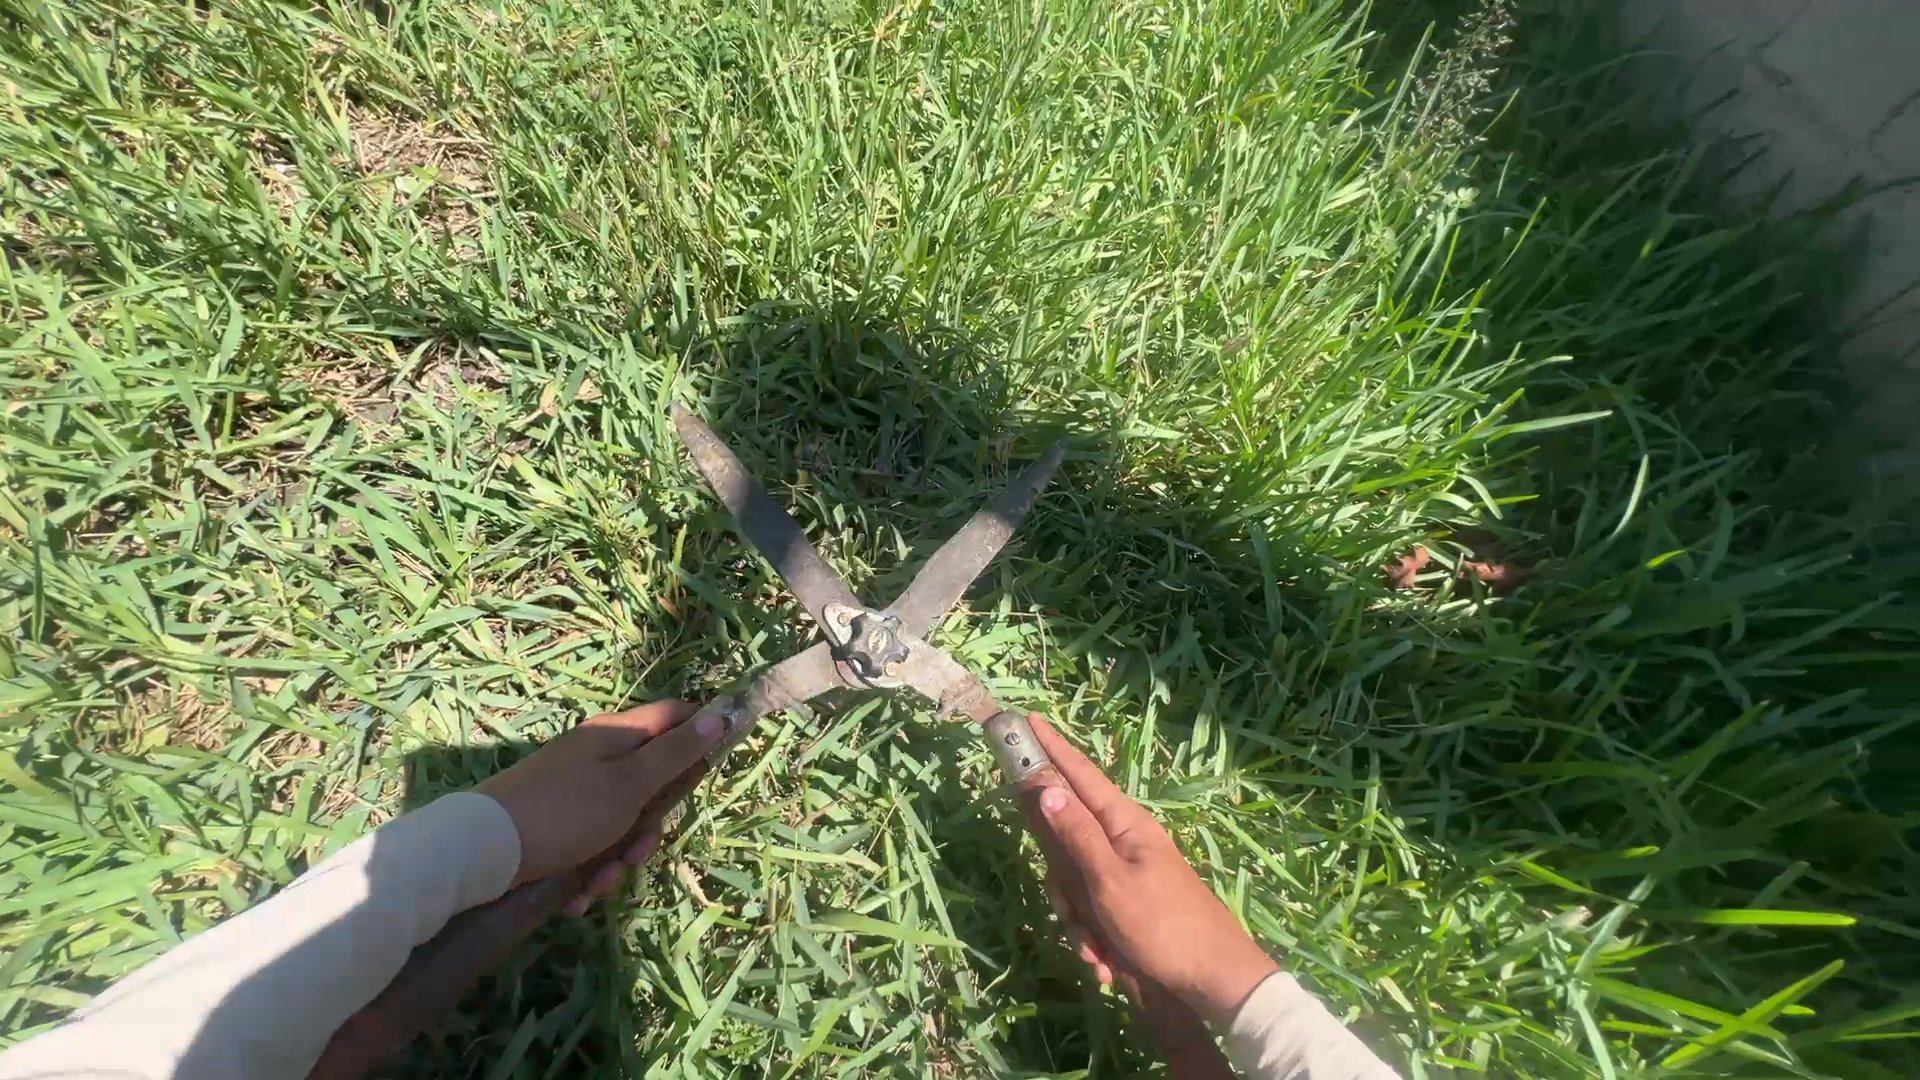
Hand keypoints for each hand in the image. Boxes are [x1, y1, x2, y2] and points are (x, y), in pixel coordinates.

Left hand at [476, 700, 721, 913]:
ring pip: (621, 818)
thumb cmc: (566, 812)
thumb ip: (677, 752)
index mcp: (617, 735)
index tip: (710, 768)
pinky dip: (589, 869)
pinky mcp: (551, 822)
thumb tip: (719, 715)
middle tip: (640, 850)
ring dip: (619, 856)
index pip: (674, 715)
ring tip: (600, 885)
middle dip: (652, 822)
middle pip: (651, 778)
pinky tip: (577, 895)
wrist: (475, 854)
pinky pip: (589, 841)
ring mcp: (571, 789)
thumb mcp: (632, 784)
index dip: (700, 734)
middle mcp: (596, 756)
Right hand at [1018, 715, 1279, 1028]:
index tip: (1029, 718)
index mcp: (1123, 821)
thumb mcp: (1109, 880)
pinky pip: (1091, 910)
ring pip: (1074, 881)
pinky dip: (1094, 939)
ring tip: (1098, 951)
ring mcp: (1125, 871)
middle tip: (1071, 911)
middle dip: (1062, 885)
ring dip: (1079, 921)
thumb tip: (1046, 788)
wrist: (1214, 980)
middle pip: (1066, 840)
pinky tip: (1108, 964)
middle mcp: (1122, 839)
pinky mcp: (1127, 901)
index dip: (1052, 747)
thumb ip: (1075, 833)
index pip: (1080, 772)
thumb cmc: (1162, 924)